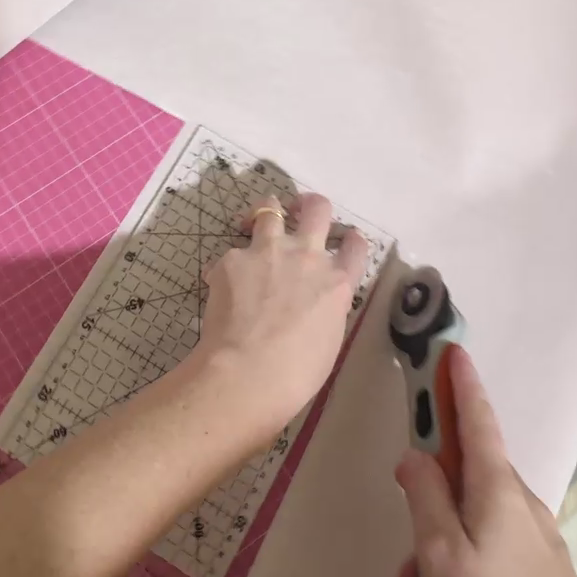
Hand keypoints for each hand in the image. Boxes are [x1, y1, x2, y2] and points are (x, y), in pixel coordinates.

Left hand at [188, 193, 368, 441]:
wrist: (248, 371)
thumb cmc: (296, 371)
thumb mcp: (328, 338)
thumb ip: (326, 308)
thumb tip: (314, 302)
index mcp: (337, 282)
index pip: (356, 245)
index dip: (351, 240)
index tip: (345, 240)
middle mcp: (306, 256)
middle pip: (318, 208)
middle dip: (310, 205)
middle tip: (300, 210)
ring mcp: (268, 251)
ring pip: (270, 208)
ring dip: (265, 211)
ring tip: (253, 221)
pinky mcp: (232, 258)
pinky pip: (231, 253)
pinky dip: (228, 266)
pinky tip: (221, 286)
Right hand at [392, 349, 576, 576]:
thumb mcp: (440, 552)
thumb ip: (424, 496)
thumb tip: (415, 456)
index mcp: (497, 490)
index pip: (476, 421)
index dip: (462, 385)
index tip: (455, 351)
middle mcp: (521, 507)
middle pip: (462, 485)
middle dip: (425, 512)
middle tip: (402, 564)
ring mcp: (535, 543)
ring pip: (468, 528)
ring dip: (434, 557)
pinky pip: (486, 557)